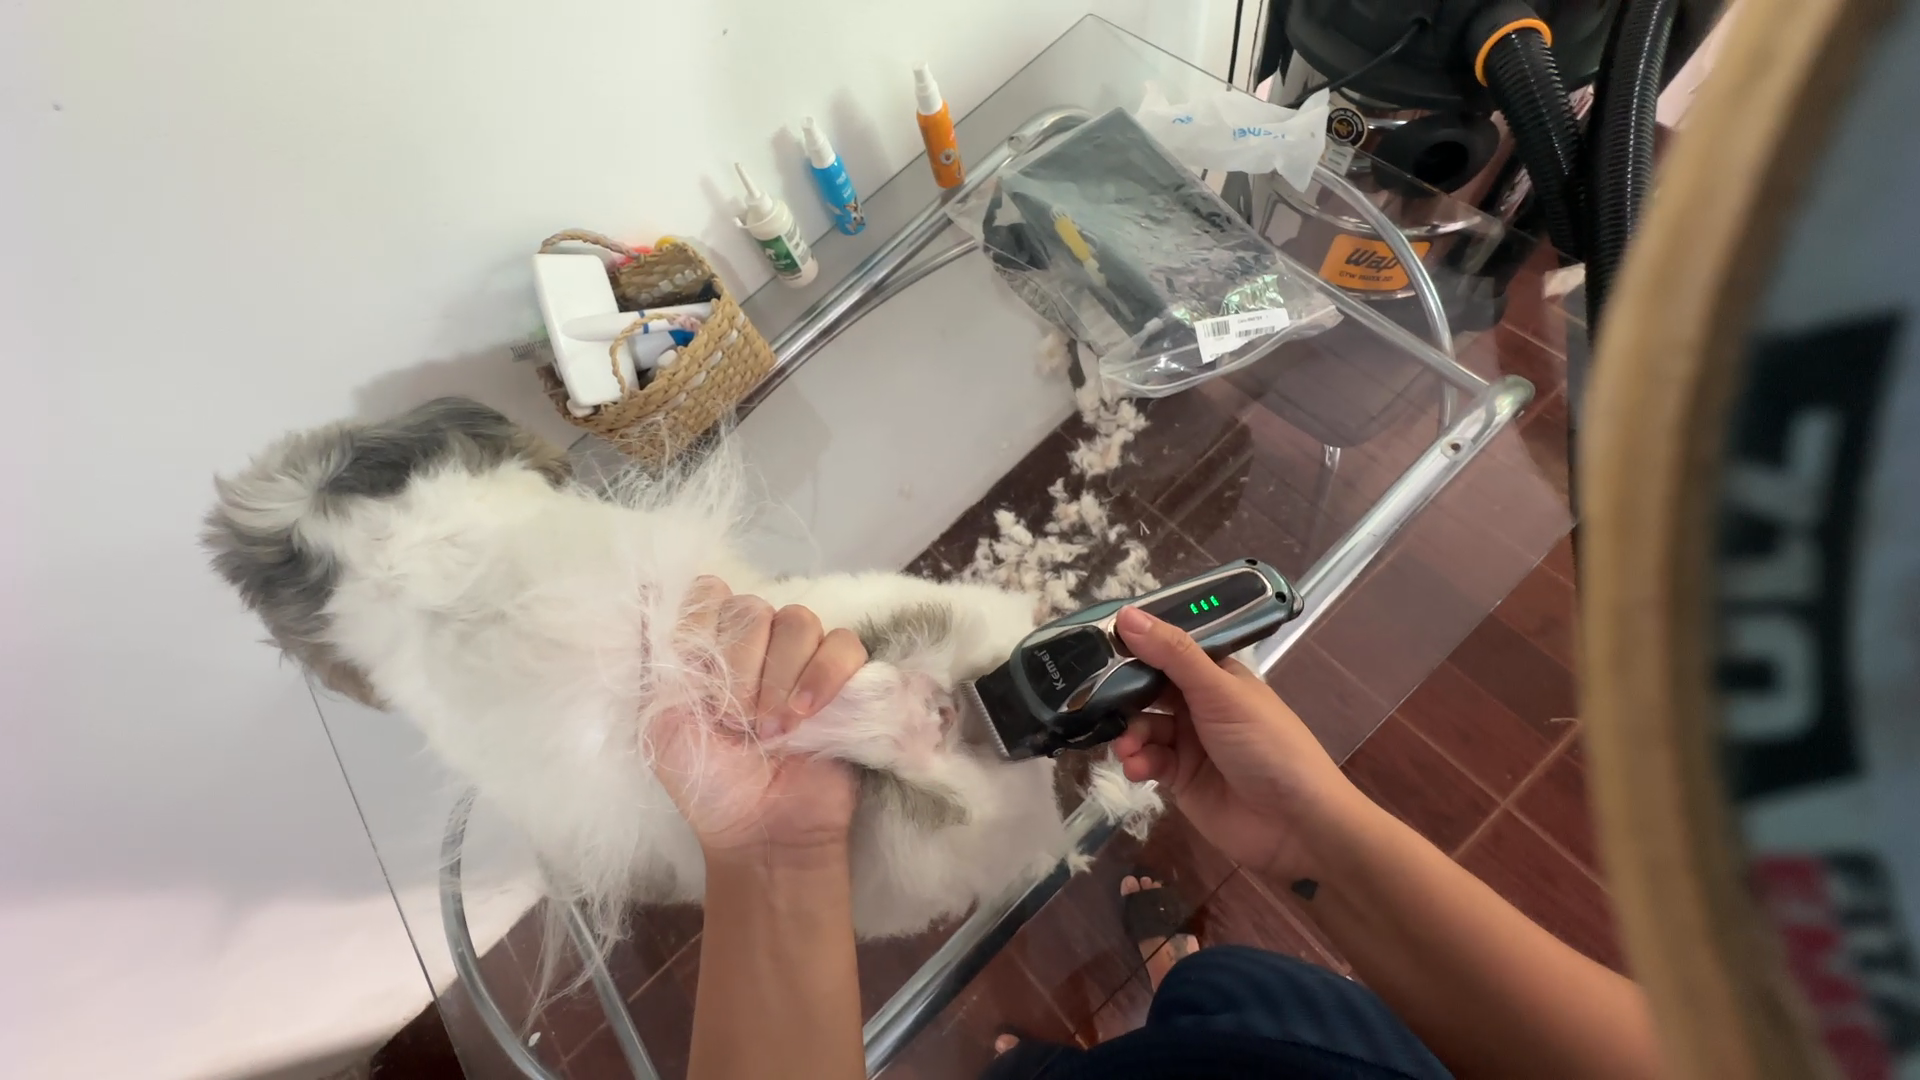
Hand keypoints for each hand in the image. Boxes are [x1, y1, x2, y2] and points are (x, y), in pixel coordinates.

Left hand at [648, 578, 868, 863]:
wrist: (764, 832)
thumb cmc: (708, 785)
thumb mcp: (663, 727)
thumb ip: (660, 666)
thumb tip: (651, 598)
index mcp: (709, 650)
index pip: (708, 594)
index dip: (705, 626)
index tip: (699, 678)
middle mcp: (756, 644)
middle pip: (753, 607)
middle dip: (743, 665)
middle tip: (739, 720)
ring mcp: (804, 658)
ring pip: (799, 620)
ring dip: (782, 676)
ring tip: (775, 728)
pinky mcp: (846, 677)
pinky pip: (844, 645)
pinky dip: (824, 674)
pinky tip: (808, 713)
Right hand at [1110, 606, 1368, 881]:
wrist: (1298, 825)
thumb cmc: (1266, 744)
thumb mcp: (1219, 692)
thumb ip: (1172, 654)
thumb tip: (1125, 613)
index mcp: (1214, 674)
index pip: (1166, 649)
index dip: (1134, 646)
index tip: (1096, 643)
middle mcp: (1198, 703)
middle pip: (1146, 689)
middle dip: (1121, 695)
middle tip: (1094, 699)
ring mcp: (1188, 741)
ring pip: (1142, 725)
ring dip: (1129, 734)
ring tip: (1127, 748)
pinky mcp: (1179, 777)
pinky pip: (1147, 759)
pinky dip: (1137, 761)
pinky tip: (1136, 768)